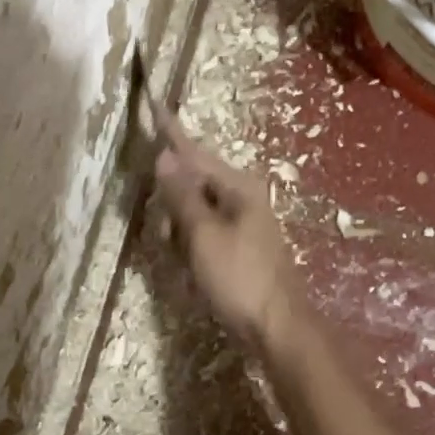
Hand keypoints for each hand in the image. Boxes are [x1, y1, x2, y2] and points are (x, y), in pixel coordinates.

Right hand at [148, 100, 305, 349]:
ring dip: (181, 226)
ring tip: (180, 255)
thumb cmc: (240, 278)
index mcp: (238, 187)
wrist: (279, 329)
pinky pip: (206, 232)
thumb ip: (182, 195)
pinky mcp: (242, 247)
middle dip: (173, 197)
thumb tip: (165, 156)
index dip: (171, 132)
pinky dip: (192, 242)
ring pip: (199, 209)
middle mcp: (244, 198)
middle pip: (196, 180)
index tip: (155, 105)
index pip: (195, 153)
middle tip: (165, 226)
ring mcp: (245, 223)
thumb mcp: (203, 235)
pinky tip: (190, 265)